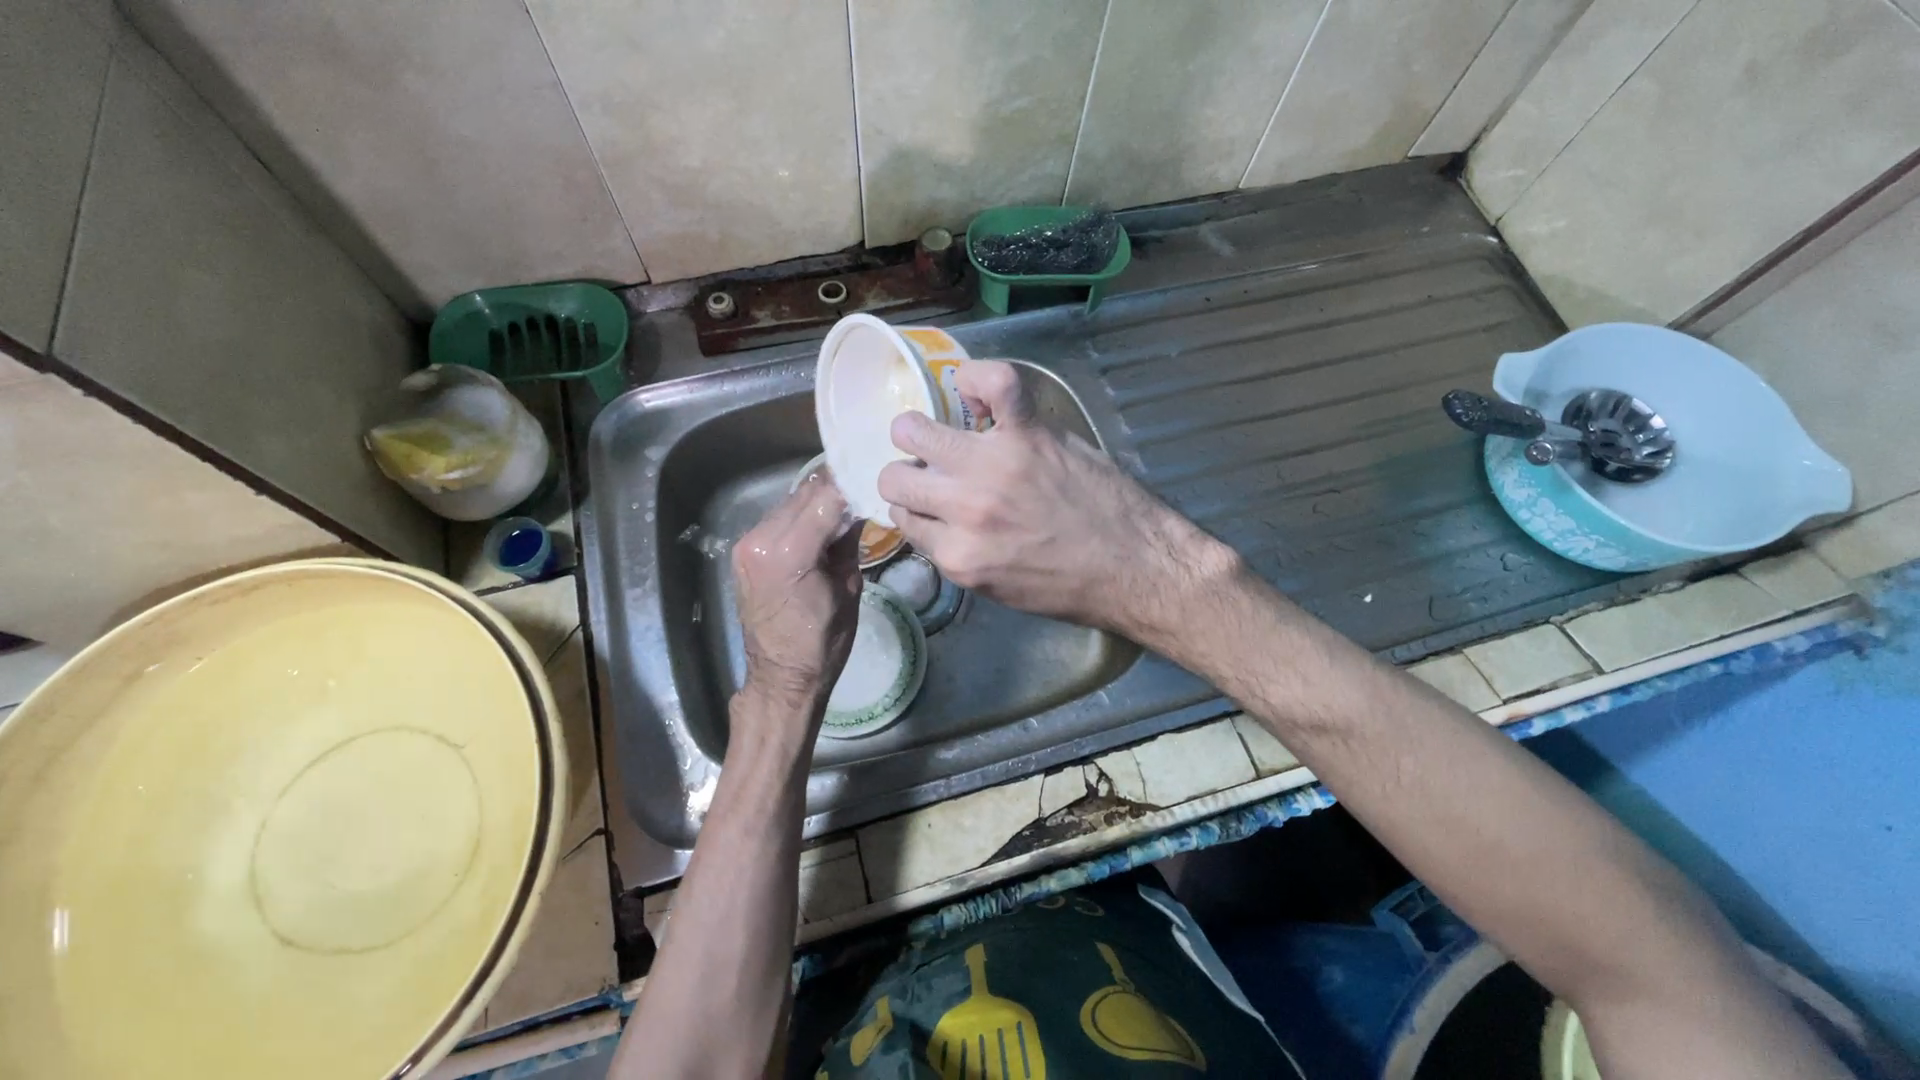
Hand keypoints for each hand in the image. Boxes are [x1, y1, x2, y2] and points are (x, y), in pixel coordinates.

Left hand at [731, 472, 862, 720]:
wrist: (781, 677)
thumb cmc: (823, 643)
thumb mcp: (849, 589)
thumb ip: (848, 542)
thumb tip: (857, 507)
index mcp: (788, 553)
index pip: (825, 499)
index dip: (850, 487)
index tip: (872, 481)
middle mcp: (759, 541)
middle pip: (804, 496)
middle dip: (834, 492)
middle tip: (862, 491)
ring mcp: (746, 545)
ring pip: (789, 504)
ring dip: (816, 503)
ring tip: (843, 509)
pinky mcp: (743, 552)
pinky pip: (777, 521)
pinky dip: (799, 518)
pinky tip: (819, 526)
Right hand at [876, 360, 1236, 638]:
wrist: (1137, 570)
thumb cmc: (1072, 586)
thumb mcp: (997, 588)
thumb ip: (958, 552)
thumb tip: (938, 522)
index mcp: (957, 554)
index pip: (902, 518)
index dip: (915, 508)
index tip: (932, 503)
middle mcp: (964, 510)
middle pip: (895, 477)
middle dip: (910, 474)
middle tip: (937, 471)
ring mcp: (994, 466)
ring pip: (914, 430)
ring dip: (922, 431)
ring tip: (949, 434)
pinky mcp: (1031, 435)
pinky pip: (994, 384)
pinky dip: (978, 379)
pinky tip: (976, 391)